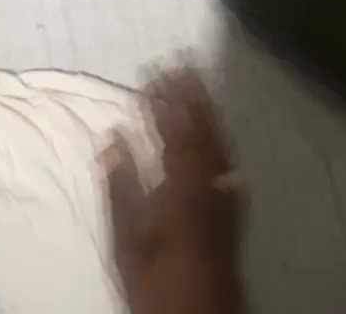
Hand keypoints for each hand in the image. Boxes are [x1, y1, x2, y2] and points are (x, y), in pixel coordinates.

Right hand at [103, 68, 244, 313]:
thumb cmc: (158, 284)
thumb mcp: (128, 245)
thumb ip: (121, 191)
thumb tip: (112, 140)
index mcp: (183, 192)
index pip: (176, 134)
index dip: (166, 101)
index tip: (151, 74)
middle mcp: (211, 187)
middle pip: (205, 130)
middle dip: (192, 93)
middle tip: (179, 60)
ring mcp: (227, 197)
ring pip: (220, 140)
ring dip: (207, 107)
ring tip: (194, 80)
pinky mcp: (233, 208)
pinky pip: (227, 156)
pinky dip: (218, 131)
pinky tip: (211, 125)